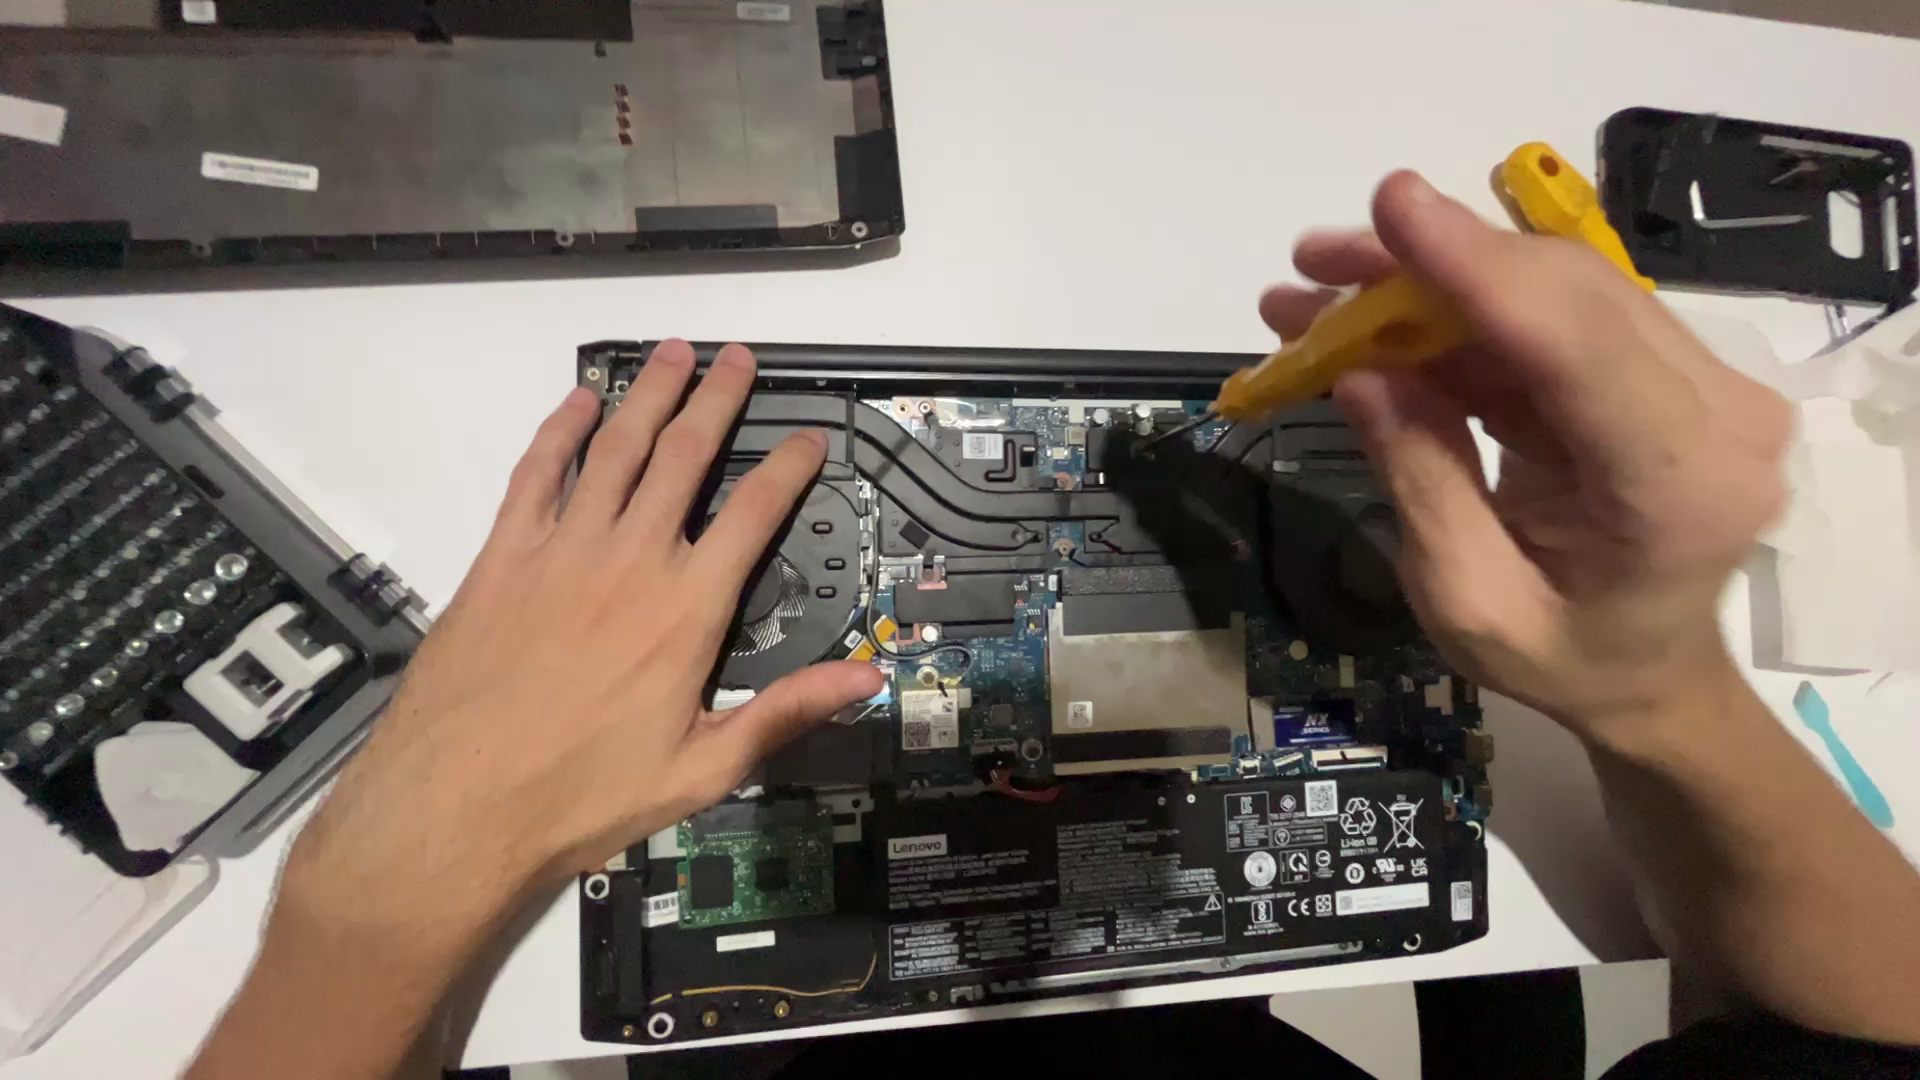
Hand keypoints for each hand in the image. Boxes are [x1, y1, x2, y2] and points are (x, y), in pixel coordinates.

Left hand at [279, 341, 882, 944]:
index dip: (788, 467)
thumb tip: (870, 676)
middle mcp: (630, 561)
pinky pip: (535, 477)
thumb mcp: (705, 767)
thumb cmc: (586, 796)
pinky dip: (560, 433)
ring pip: (615, 450)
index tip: (808, 437)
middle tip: (737, 357)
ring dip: (648, 395)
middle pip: (683, 457)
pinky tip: (579, 402)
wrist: (448, 816)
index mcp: (686, 609)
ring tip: (674, 352)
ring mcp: (560, 552)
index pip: (755, 514)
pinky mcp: (501, 559)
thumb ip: (788, 711)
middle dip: (716, 400)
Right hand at [1260, 172, 1790, 740]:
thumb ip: (1420, 479)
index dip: (1476, 267)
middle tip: (1311, 261)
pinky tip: (1362, 326)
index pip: (1574, 341)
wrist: (1643, 676)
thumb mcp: (1463, 595)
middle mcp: (1704, 409)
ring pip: (1538, 297)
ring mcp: (1679, 385)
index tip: (1391, 206)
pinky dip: (1440, 321)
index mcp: (1673, 481)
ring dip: (1420, 285)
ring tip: (1312, 291)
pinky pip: (1529, 329)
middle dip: (1424, 266)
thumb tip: (1359, 372)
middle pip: (1556, 296)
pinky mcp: (1637, 380)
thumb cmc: (1556, 658)